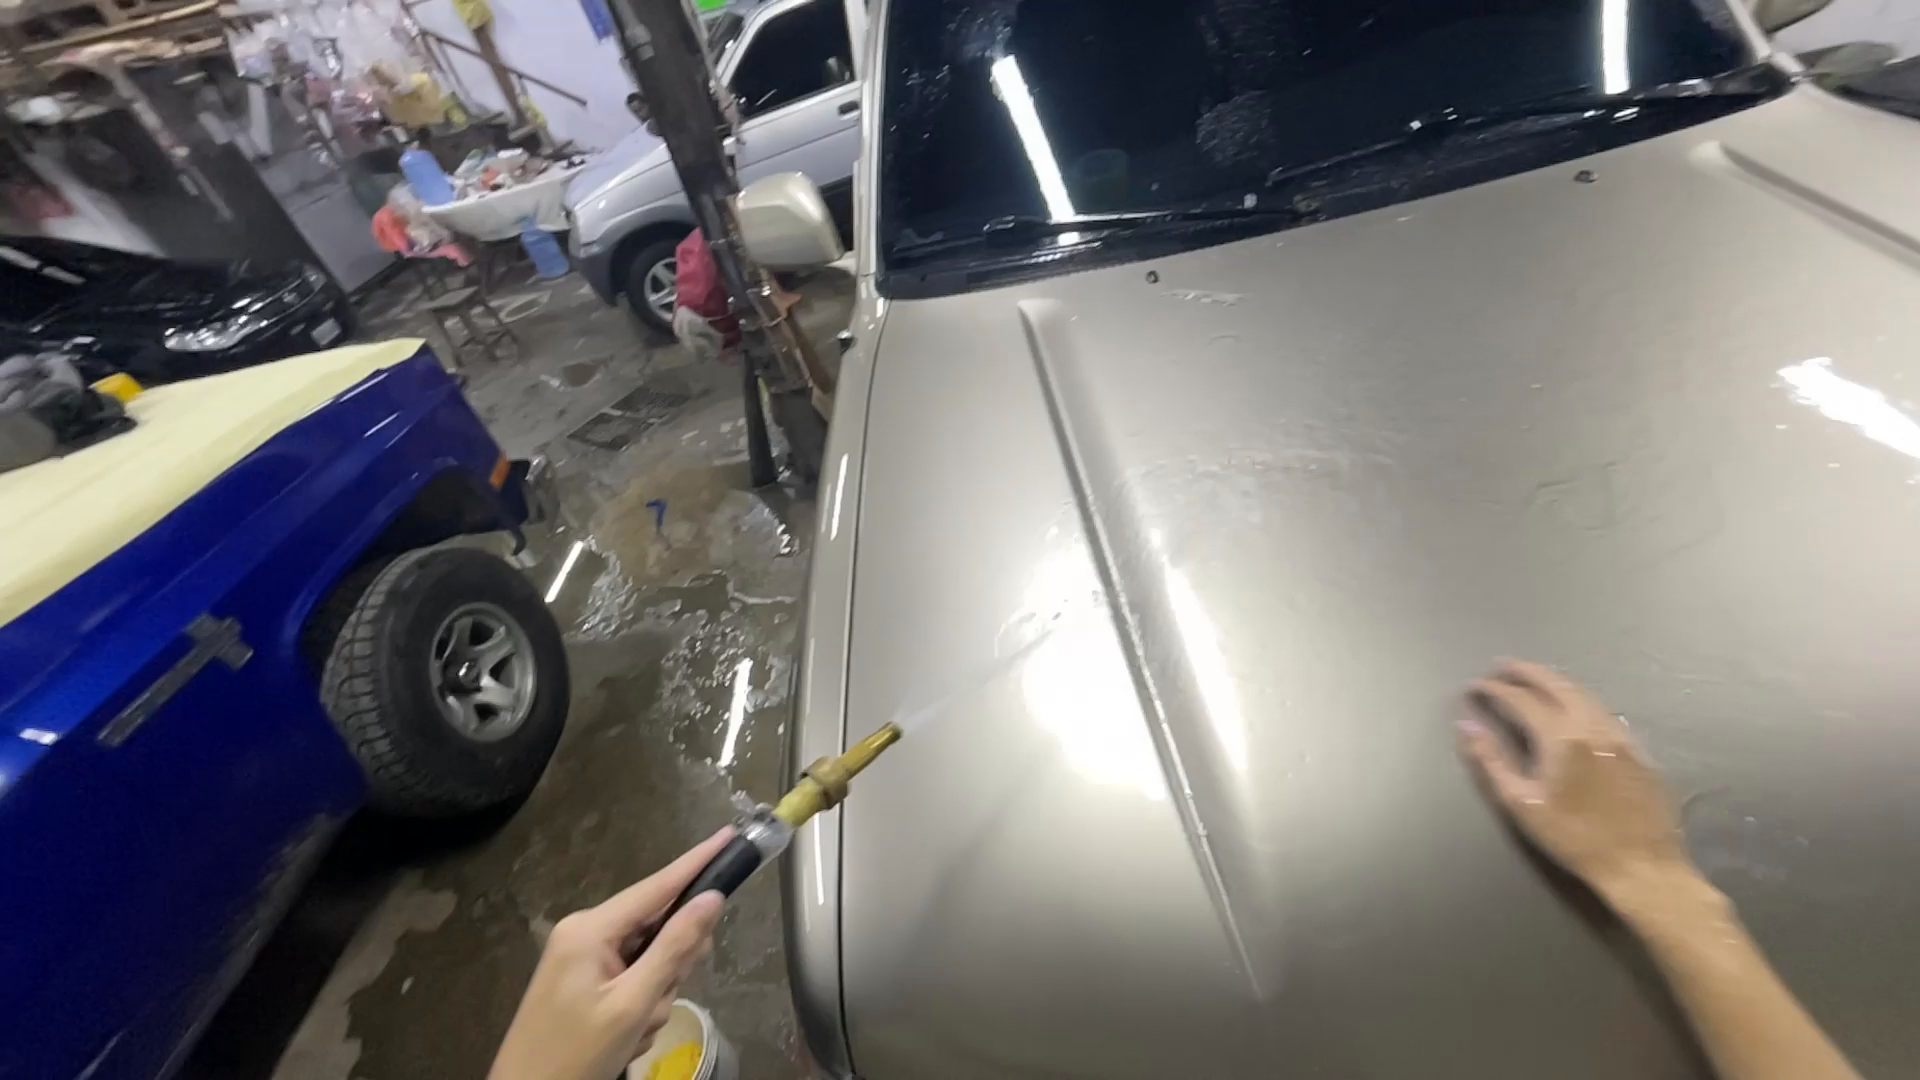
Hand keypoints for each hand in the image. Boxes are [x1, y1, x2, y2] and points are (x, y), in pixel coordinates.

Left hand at [489, 828, 732, 1079]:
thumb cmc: (573, 1057)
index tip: (730, 834)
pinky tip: (629, 1033)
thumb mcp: (631, 1006)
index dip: (698, 860)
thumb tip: (713, 897)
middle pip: (659, 923)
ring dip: (658, 990)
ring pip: (652, 953)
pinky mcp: (586, 979)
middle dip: (673, 961)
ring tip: (638, 1027)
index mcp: (592, 928)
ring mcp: (585, 956)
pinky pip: (636, 973)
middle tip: (662, 997)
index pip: (659, 885)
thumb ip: (674, 948)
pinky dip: (643, 1001)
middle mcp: (587, 931)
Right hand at [1458, 660, 1691, 903]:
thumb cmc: (1574, 837)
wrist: (1644, 869)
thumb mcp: (1520, 802)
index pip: (1521, 700)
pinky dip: (1580, 700)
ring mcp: (1621, 739)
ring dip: (1555, 681)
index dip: (1495, 690)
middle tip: (1502, 666)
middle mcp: (1593, 730)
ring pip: (1585, 695)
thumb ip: (1491, 760)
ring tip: (1533, 679)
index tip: (1475, 687)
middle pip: (1557, 685)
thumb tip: (1467, 725)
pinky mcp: (1639, 753)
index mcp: (1562, 739)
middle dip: (1527, 672)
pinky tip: (1573, 708)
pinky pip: (1605, 713)